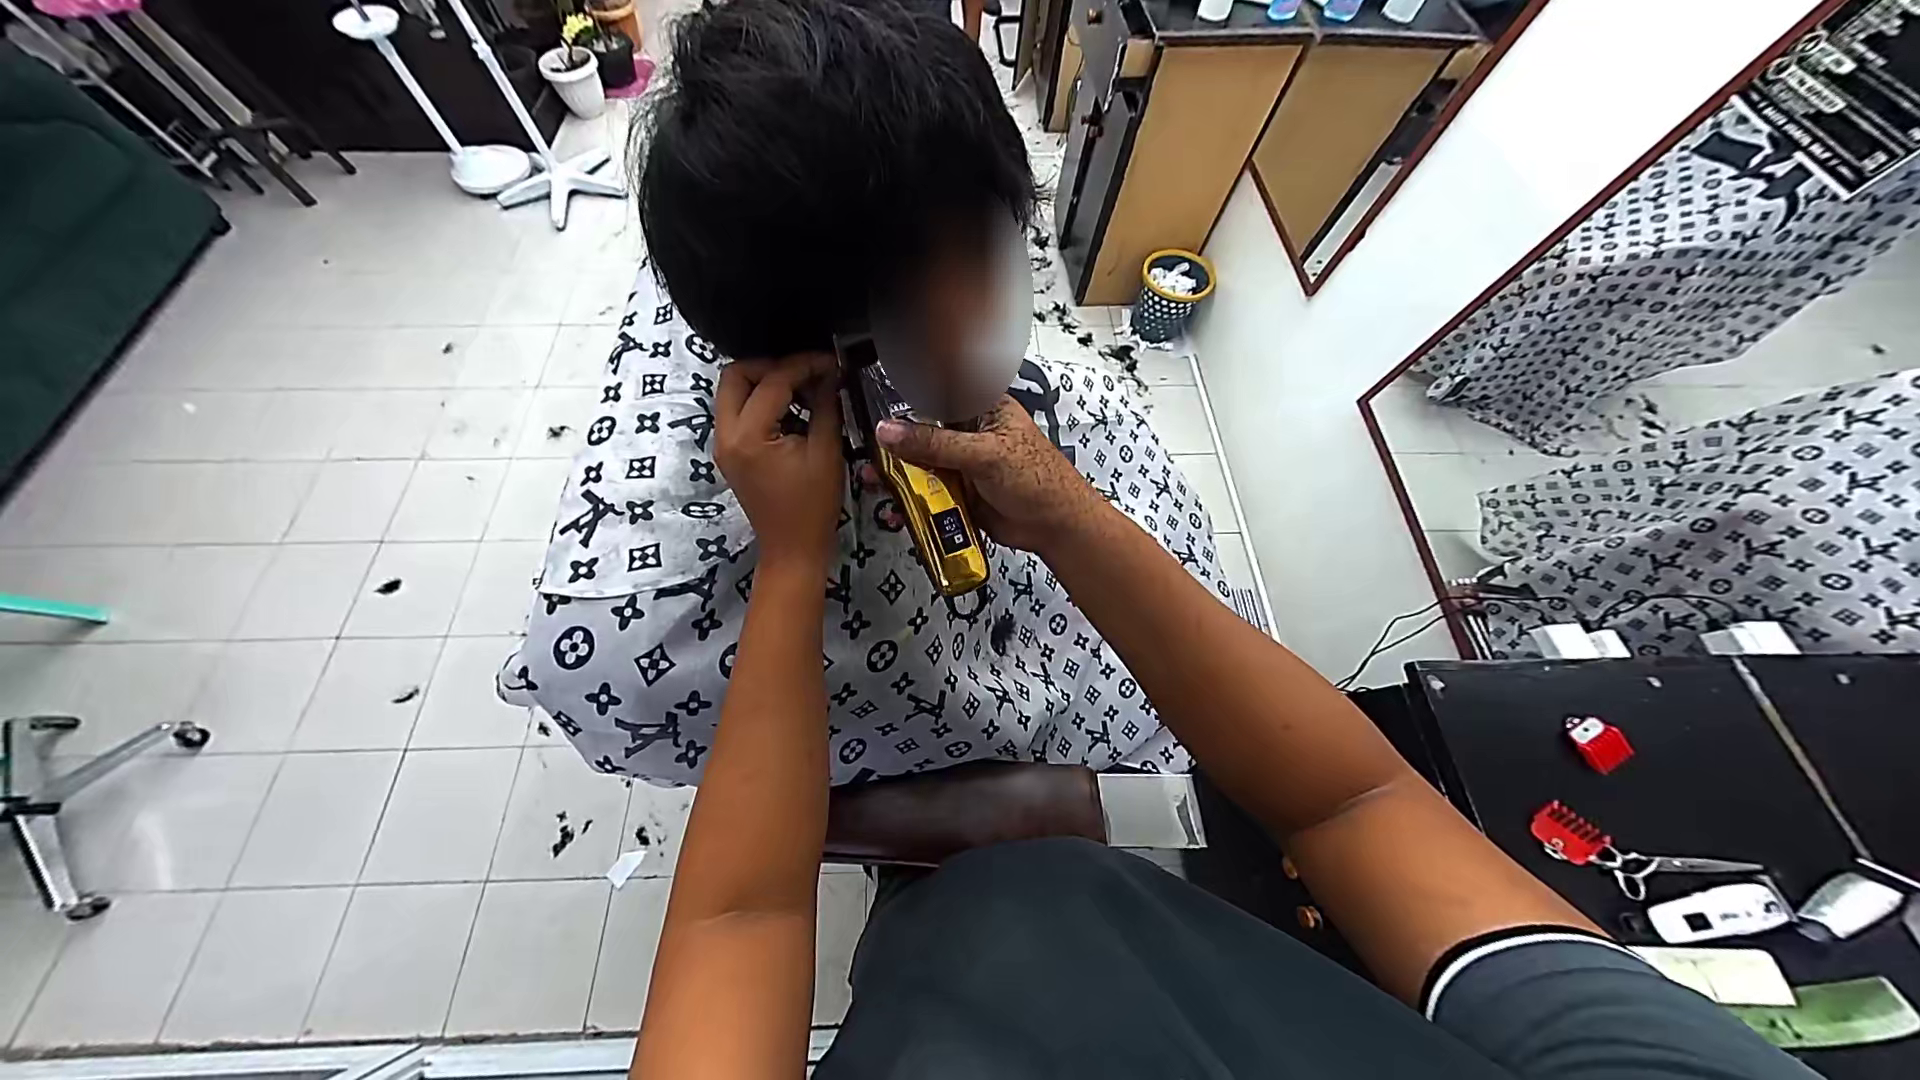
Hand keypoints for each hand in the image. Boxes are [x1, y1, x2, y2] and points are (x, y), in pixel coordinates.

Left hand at [715, 355, 843, 573]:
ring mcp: (723, 444)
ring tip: (805, 393)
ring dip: (767, 384)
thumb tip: (831, 374)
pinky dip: (763, 403)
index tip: (831, 362)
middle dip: (773, 366)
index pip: (772, 381)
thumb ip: (825, 406)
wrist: (793, 549)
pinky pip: (739, 412)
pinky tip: (794, 413)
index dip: (804, 365)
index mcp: (748, 435)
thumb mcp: (826, 452)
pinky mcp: (730, 452)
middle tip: (808, 373)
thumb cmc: (813, 506)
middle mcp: (725, 435)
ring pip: (734, 392)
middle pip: (736, 375)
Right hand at [874, 396, 1105, 555]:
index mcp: (982, 410)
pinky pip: (928, 495)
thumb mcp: (984, 454)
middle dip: (896, 448)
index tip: (879, 415)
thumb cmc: (1041, 480)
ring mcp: (963, 466)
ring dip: (899, 477)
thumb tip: (892, 431)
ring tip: (876, 483)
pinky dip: (912, 502)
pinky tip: (899, 509)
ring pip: (922, 468)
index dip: (907, 403)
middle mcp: (970, 435)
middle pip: (922, 435)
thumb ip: (935, 444)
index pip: (936, 397)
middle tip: (872, 457)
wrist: (1055, 526)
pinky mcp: (960, 494)